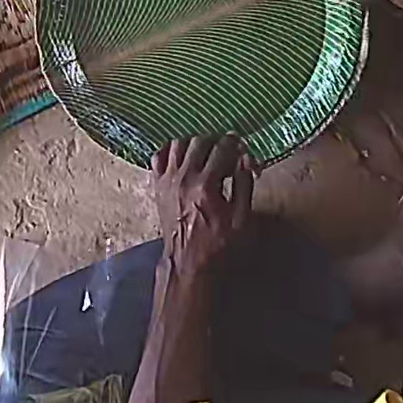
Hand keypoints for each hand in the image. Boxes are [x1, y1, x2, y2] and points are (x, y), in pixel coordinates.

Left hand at [151, 134, 253, 279]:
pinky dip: (171, 151)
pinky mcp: (157, 185)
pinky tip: (183, 158)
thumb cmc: (218, 242)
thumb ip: (244, 184)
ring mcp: (167, 180)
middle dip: (216, 140)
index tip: (242, 145)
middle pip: (200, 141)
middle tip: (226, 149)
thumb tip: (246, 158)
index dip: (235, 143)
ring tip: (206, 152)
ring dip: (195, 143)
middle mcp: (184, 178)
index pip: (222, 149)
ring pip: (178, 144)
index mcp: (206, 185)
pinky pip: (159, 156)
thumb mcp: (241, 217)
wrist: (188, 261)